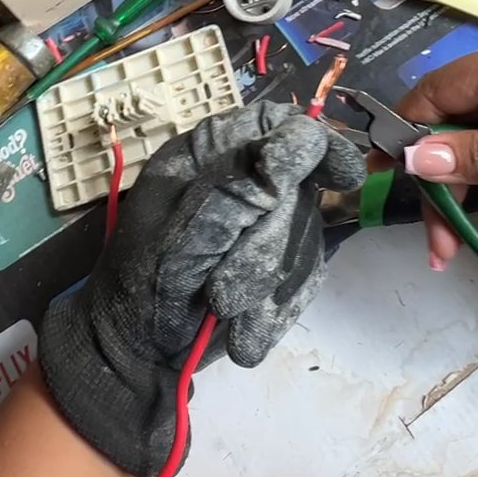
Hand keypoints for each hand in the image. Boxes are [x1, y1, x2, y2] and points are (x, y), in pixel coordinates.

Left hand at [40, 101, 364, 476]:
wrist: (135, 352)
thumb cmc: (139, 285)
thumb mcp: (179, 237)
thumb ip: (237, 188)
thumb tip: (297, 141)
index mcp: (209, 154)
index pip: (274, 124)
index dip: (312, 142)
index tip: (342, 175)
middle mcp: (241, 178)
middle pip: (298, 190)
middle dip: (267, 247)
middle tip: (223, 294)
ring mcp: (264, 221)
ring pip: (306, 238)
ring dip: (267, 288)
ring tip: (222, 315)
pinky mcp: (280, 263)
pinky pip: (305, 278)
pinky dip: (276, 311)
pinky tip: (244, 333)